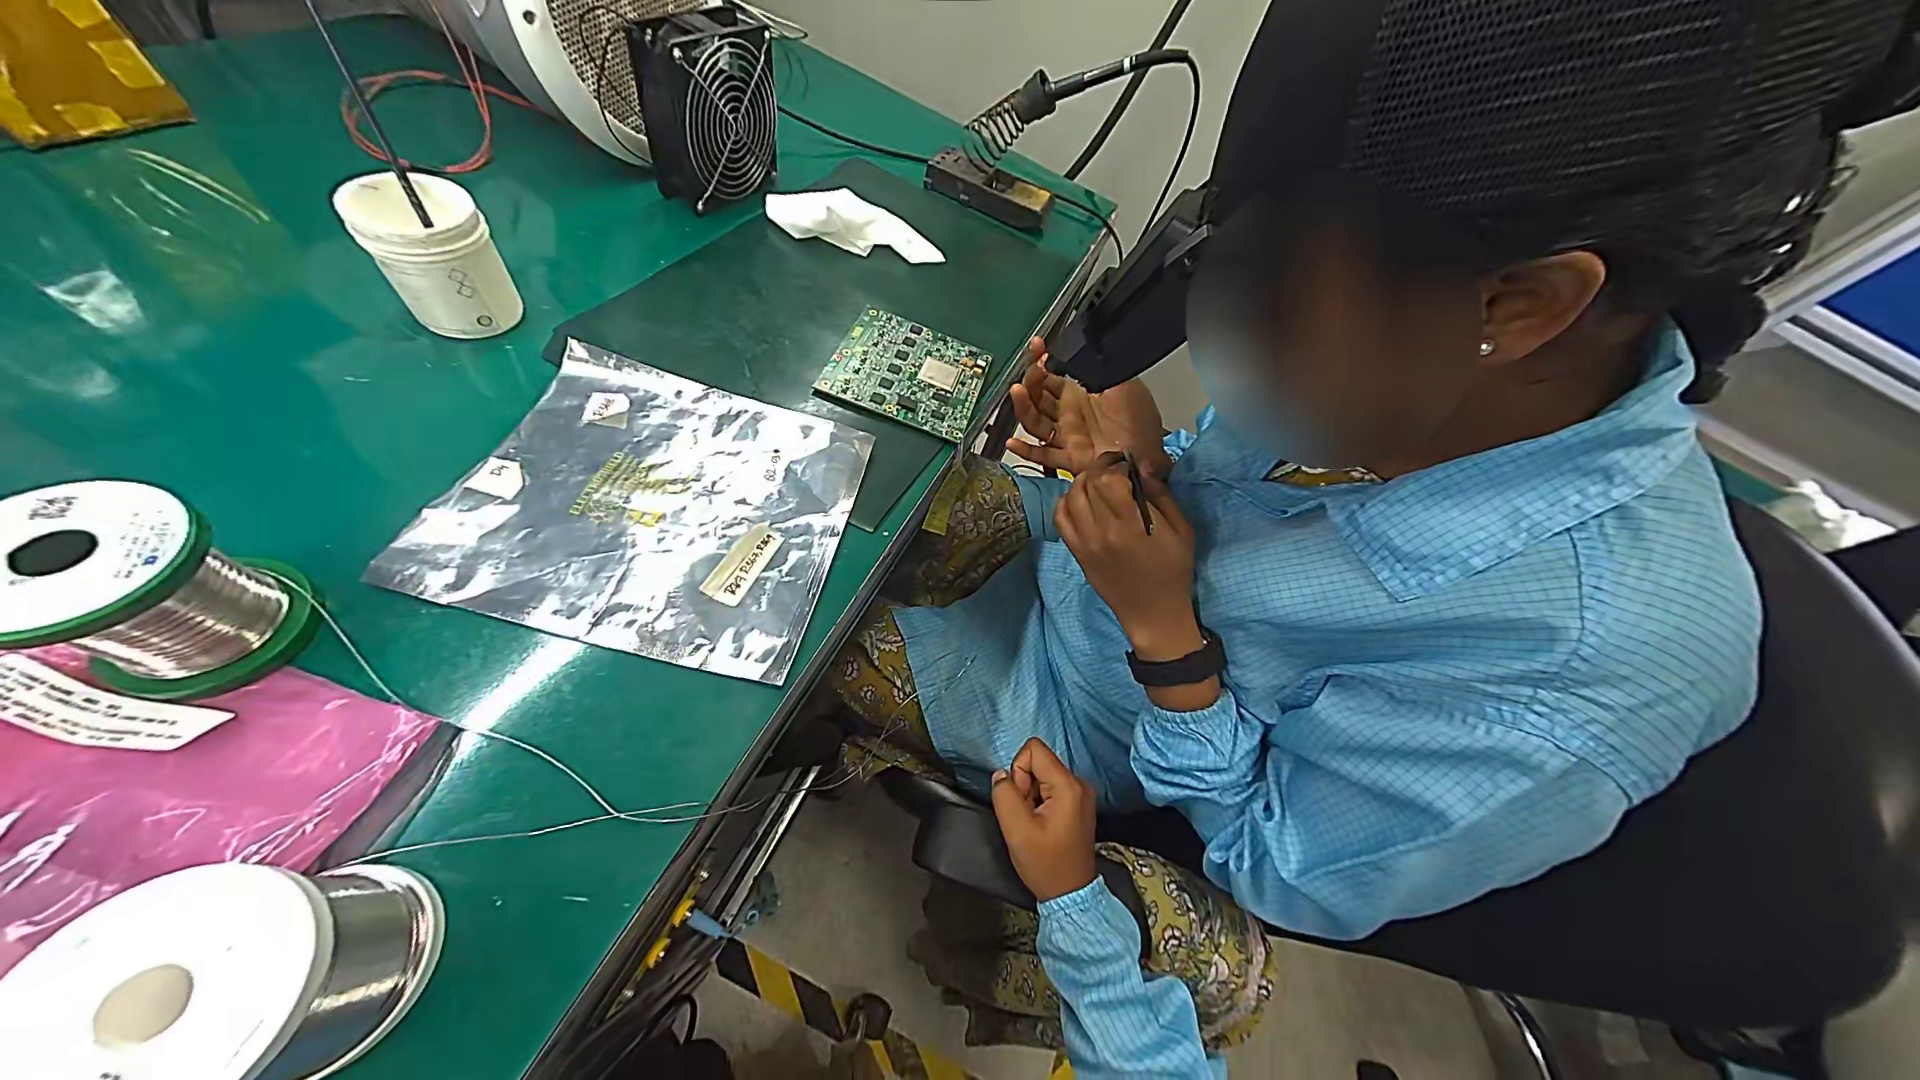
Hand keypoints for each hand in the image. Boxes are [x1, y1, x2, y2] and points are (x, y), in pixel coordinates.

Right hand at [990, 737, 1097, 902]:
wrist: (1070, 894)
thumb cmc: (1046, 865)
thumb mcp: (1016, 830)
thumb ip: (1004, 795)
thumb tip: (1001, 775)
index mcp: (1068, 786)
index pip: (1034, 749)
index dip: (1018, 770)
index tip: (1021, 801)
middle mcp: (1079, 783)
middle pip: (1039, 760)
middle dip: (1024, 784)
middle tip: (1026, 816)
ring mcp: (1081, 792)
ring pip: (1042, 773)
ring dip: (1030, 793)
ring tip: (1034, 822)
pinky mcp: (1078, 801)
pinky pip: (1050, 785)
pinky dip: (1040, 800)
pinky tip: (1042, 823)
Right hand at [1008, 339, 1171, 477]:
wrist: (1151, 452)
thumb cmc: (1140, 420)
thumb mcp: (1121, 383)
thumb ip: (1098, 368)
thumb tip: (1078, 352)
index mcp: (1079, 395)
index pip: (1050, 377)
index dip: (1040, 363)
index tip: (1037, 348)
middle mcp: (1068, 415)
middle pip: (1037, 399)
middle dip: (1030, 381)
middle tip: (1031, 370)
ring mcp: (1066, 437)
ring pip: (1035, 423)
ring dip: (1024, 407)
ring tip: (1018, 392)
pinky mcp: (1069, 459)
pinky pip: (1043, 455)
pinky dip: (1026, 450)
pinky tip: (1013, 442)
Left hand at [1054, 456, 1198, 655]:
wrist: (1152, 612)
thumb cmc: (1173, 571)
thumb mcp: (1181, 530)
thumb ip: (1160, 495)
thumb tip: (1143, 466)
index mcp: (1128, 526)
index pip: (1107, 480)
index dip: (1115, 466)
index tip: (1127, 466)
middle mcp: (1100, 532)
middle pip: (1087, 485)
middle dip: (1099, 470)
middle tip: (1113, 469)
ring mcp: (1084, 543)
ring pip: (1070, 498)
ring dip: (1082, 483)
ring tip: (1098, 482)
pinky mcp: (1076, 552)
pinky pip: (1060, 518)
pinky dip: (1066, 502)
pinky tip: (1081, 500)